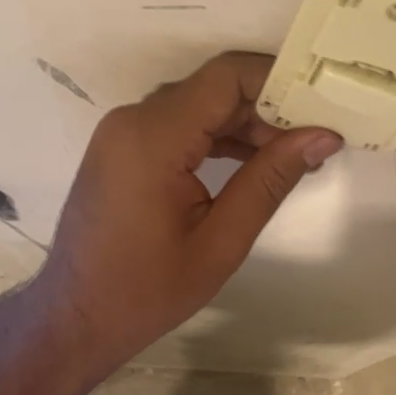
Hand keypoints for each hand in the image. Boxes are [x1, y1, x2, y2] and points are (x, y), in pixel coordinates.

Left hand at [33, 52, 343, 370]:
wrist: (73, 317)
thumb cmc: (145, 291)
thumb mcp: (220, 242)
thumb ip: (270, 180)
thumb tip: (322, 136)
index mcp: (153, 138)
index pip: (225, 77)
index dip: (277, 79)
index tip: (320, 102)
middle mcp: (133, 120)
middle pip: (212, 88)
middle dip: (267, 107)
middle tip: (315, 137)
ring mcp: (122, 132)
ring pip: (196, 105)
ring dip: (243, 123)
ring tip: (292, 155)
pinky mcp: (120, 147)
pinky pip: (176, 125)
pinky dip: (214, 136)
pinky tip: (252, 162)